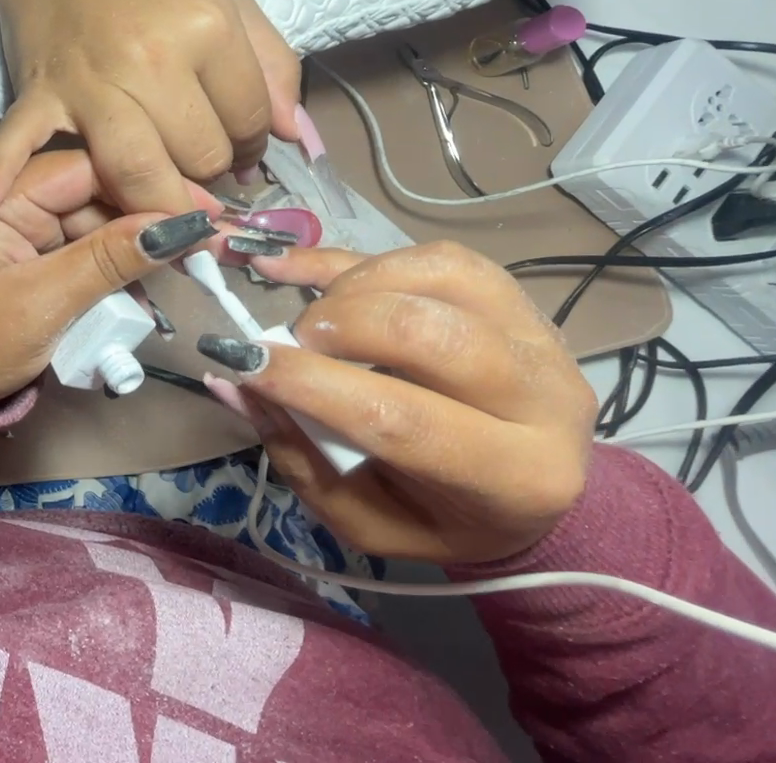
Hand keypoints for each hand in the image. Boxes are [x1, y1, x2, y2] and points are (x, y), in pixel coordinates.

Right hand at [0, 0, 302, 220]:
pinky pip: (16, 145)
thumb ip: (273, 65)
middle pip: (197, 157)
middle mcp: (147, 61)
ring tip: (167, 211)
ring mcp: (85, 86)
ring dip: (157, 204)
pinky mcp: (37, 98)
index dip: (254, 142)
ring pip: (134, 172)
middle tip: (199, 163)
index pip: (248, 121)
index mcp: (204, 29)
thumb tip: (296, 137)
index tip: (238, 142)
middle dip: (210, 173)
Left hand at [0, 151, 218, 405]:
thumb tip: (182, 225)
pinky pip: (81, 251)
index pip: (86, 168)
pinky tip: (144, 291)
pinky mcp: (30, 259)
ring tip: (185, 270)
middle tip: (207, 246)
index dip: (147, 185)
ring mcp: (21, 230)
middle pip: (94, 195)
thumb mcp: (44, 301)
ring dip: (134, 251)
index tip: (205, 209)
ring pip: (94, 225)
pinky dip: (111, 271)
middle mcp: (10, 201)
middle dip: (147, 221)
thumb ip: (110, 259)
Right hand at [230, 242, 597, 563]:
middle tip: (291, 341)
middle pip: (429, 333)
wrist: (529, 492)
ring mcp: (540, 337)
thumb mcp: (363, 517)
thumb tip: (231, 383)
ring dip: (353, 285)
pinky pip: (440, 257)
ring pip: (439, 276)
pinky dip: (366, 259)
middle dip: (336, 325)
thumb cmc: (437, 516)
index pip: (399, 418)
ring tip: (316, 317)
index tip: (246, 363)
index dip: (310, 384)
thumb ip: (296, 457)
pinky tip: (315, 275)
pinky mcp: (519, 300)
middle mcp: (545, 400)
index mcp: (511, 475)